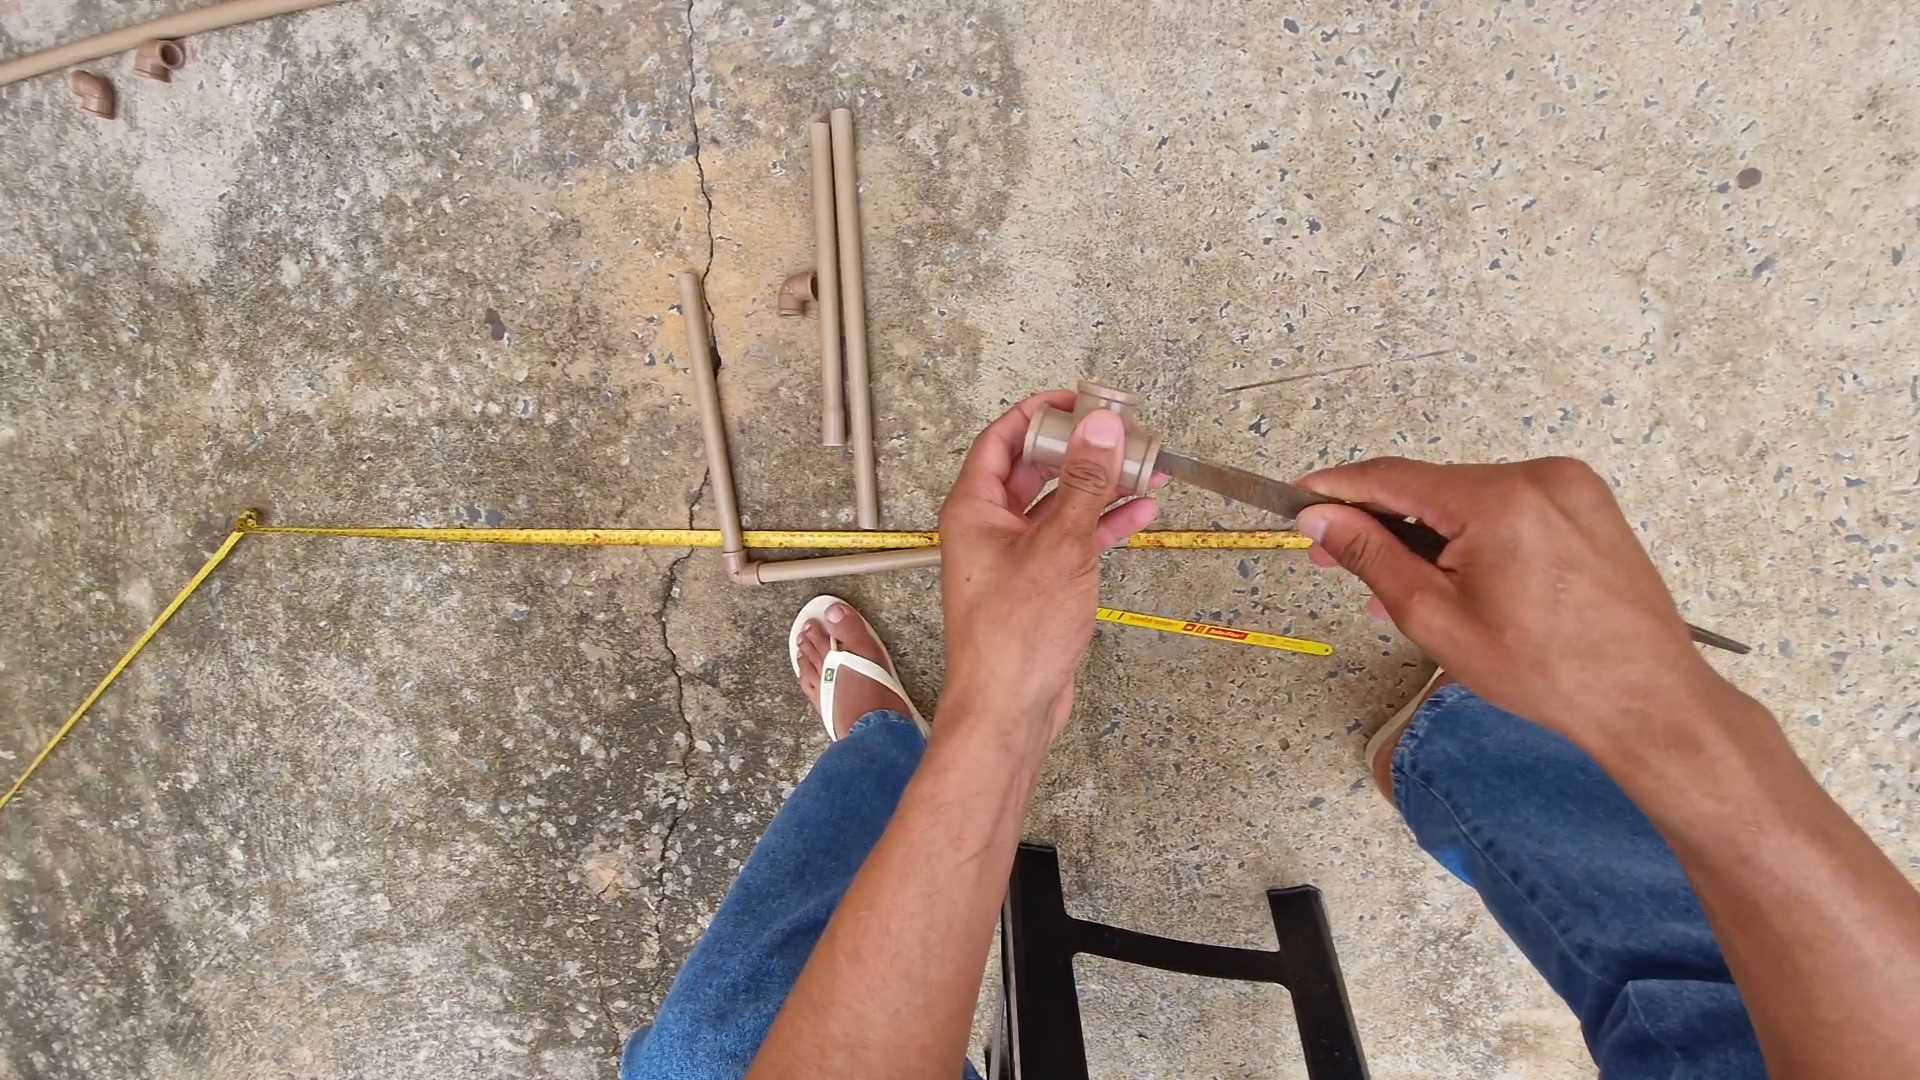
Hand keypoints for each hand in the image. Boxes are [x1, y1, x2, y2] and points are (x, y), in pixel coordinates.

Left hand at [937, 392, 1158, 745]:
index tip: (1080, 401)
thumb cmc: (1014, 634)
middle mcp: (990, 526)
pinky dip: (1102, 525)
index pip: (1002, 439)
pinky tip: (1140, 512)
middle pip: (1035, 468)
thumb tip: (1100, 427)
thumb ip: (1082, 484)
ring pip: (1060, 504)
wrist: (1010, 707)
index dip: (1039, 413)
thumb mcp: (1057, 547)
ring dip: (1100, 487)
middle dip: (1080, 450)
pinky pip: (1072, 539)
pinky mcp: (1040, 581)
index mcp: (974, 508)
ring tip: (1146, 468)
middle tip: (1122, 434)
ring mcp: (1016, 554)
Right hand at [1295, 457, 1724, 757]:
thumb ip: (1369, 555)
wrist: (1648, 702)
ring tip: (1388, 581)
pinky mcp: (1583, 506)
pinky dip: (1459, 535)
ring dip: (1416, 533)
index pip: (1391, 477)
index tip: (1295, 500)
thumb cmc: (1534, 667)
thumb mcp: (1431, 614)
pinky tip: (1441, 574)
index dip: (1335, 488)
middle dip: (1375, 521)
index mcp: (1498, 499)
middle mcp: (1536, 476)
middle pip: (1427, 487)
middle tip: (1331, 556)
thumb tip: (1317, 516)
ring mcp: (1568, 487)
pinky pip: (1498, 509)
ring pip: (1461, 500)